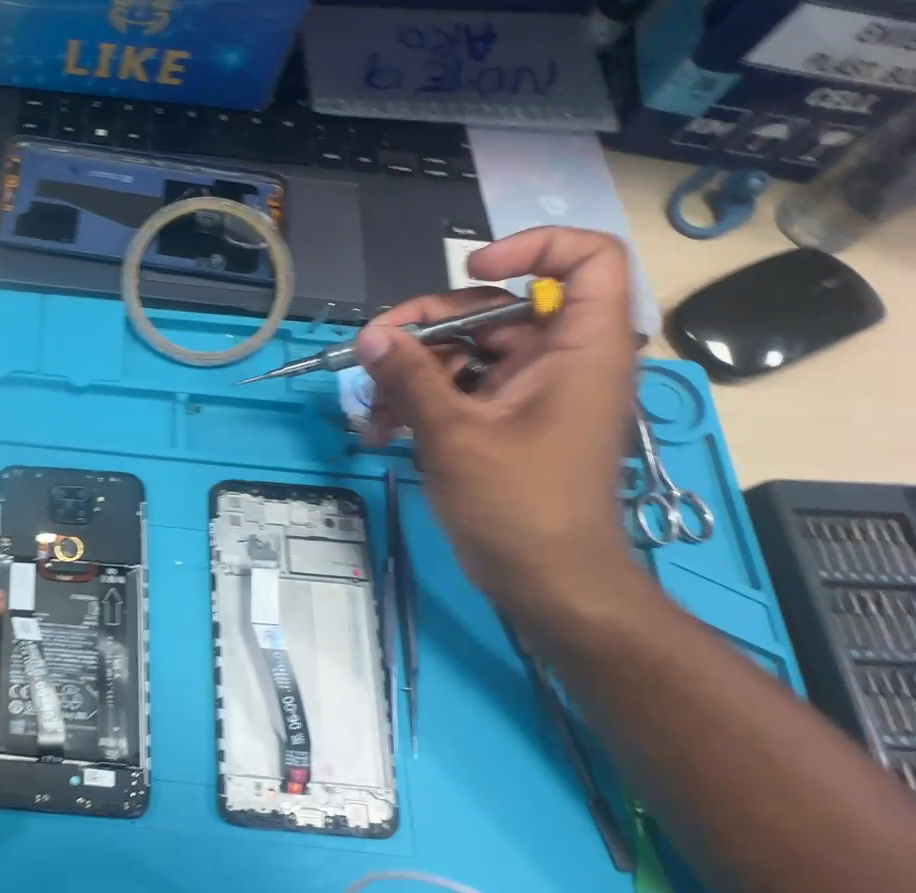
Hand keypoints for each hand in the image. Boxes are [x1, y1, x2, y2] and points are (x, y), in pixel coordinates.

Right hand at [356, 227, 646, 621]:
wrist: (546, 580)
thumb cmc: (517, 504)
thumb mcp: (454, 435)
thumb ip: (410, 377)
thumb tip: (370, 335)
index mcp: (581, 347)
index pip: (587, 259)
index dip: (533, 247)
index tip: (471, 266)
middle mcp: (563, 359)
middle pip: (498, 309)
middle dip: (429, 327)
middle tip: (372, 350)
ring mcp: (534, 393)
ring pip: (468, 353)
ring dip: (413, 373)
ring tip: (370, 411)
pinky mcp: (509, 422)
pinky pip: (463, 390)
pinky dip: (423, 402)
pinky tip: (382, 429)